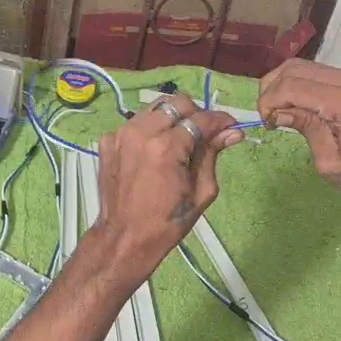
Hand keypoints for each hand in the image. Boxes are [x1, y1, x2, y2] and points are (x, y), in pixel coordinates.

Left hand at [91, 95, 242, 276]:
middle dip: (195, 113)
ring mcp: (120, 133)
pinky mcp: (108, 140)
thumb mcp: (200, 191)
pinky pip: (135, 123)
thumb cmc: (167, 221)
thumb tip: (232, 132)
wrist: (124, 236)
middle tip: (204, 132)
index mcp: (166, 147)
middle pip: (176, 103)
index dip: (220, 120)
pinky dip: (150, 130)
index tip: (231, 125)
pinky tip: (154, 151)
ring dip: (172, 118)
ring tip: (180, 140)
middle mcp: (141, 132)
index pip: (200, 119)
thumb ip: (212, 154)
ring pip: (154, 108)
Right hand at [257, 59, 340, 208]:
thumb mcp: (331, 163)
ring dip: (286, 85)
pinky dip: (302, 85)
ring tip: (280, 111)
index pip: (292, 86)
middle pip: (295, 68)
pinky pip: (322, 74)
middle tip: (267, 115)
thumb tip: (279, 113)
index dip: (269, 101)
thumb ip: (305, 129)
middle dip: (272, 88)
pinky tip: (299, 106)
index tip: (265, 123)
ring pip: (307, 67)